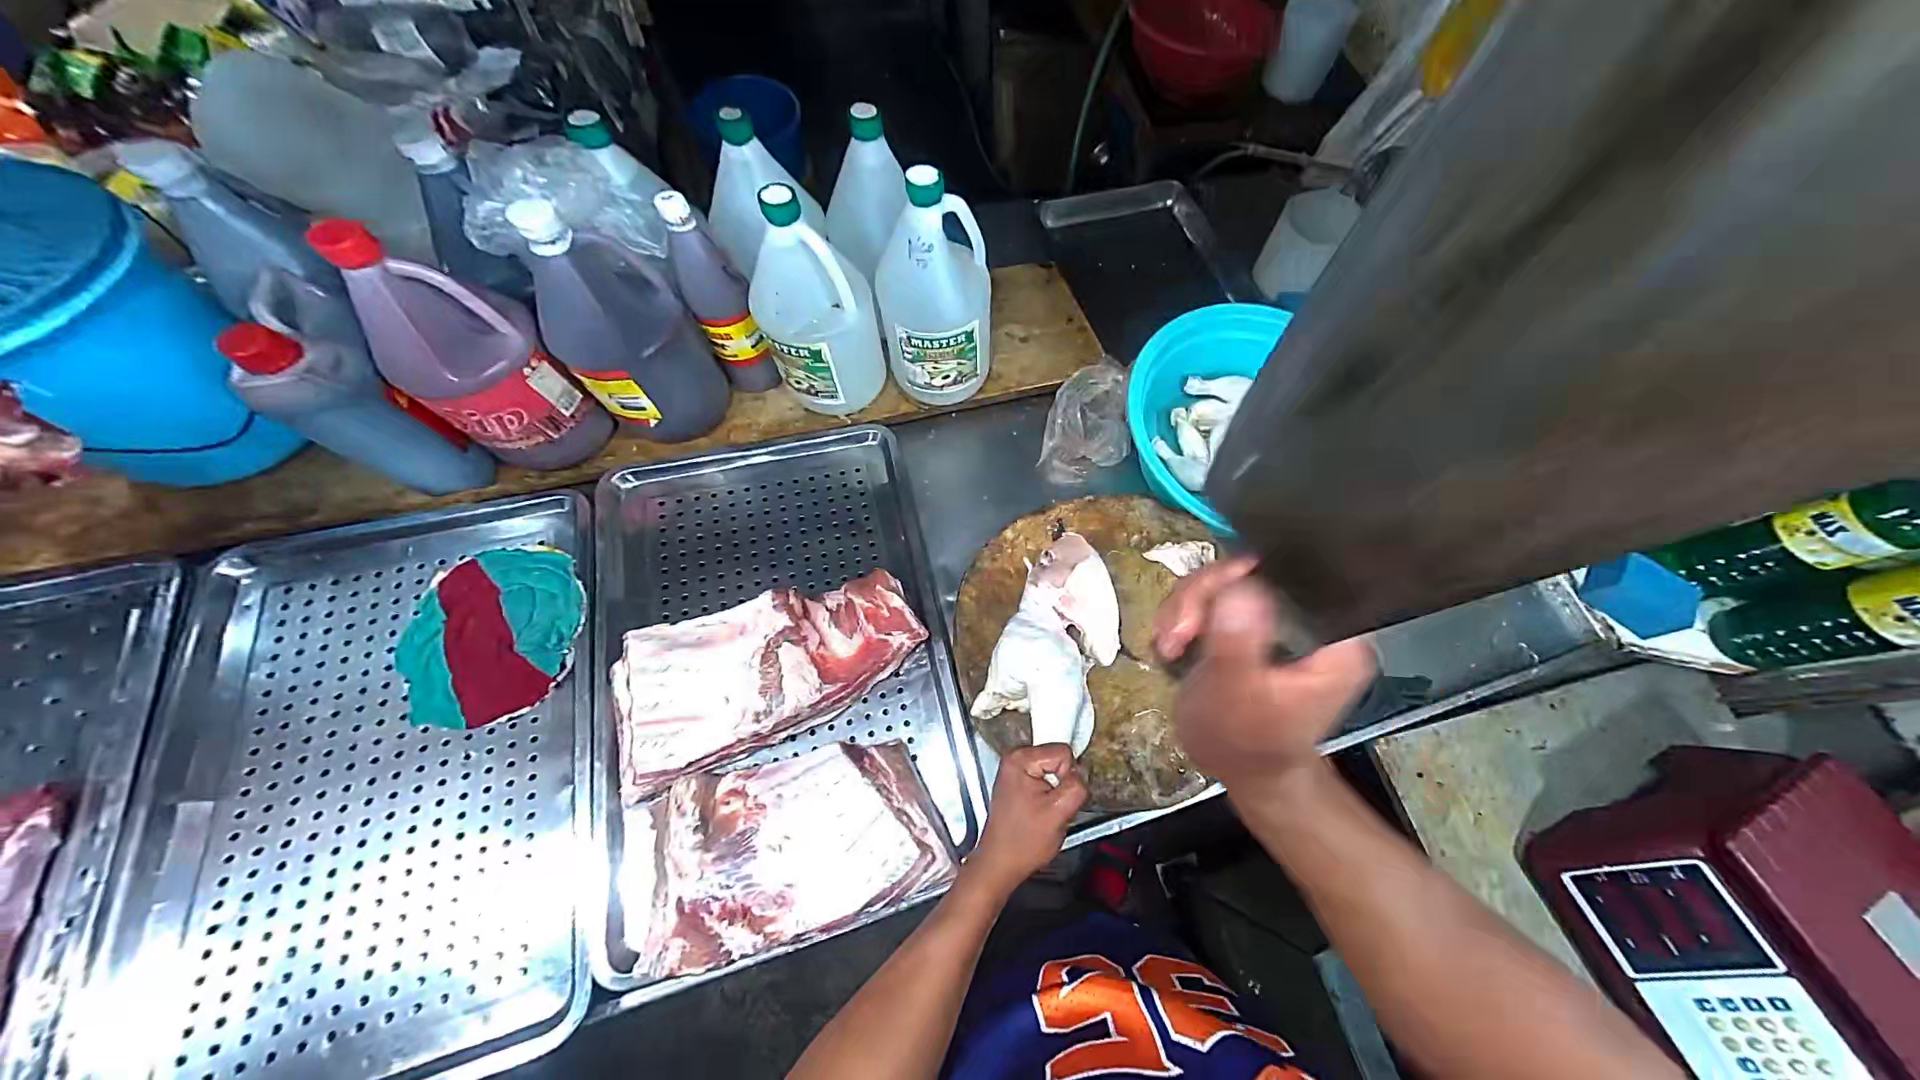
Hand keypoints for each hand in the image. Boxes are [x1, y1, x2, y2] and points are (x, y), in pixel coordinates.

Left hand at [966, 744, 1086, 895]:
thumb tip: (1080, 774)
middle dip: (1061, 784)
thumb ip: (1076, 786)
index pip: (1064, 752)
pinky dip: (1048, 795)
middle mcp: (1014, 758)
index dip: (1068, 777)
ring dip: (1055, 791)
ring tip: (1042, 810)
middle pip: (1059, 759)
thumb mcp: (1059, 812)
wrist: (1002, 861)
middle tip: (1050, 807)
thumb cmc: (1023, 841)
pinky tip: (1038, 810)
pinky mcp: (1017, 781)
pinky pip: (1046, 780)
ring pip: (1055, 771)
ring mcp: (1015, 770)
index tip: (1056, 798)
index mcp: (1020, 759)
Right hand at [1153, 558, 1375, 787]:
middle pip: (1246, 574)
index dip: (1243, 576)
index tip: (1206, 602)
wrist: (1238, 769)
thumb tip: (1239, 586)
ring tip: (1171, 644)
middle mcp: (1306, 622)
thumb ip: (1238, 641)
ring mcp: (1272, 622)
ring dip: (1184, 610)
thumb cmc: (1247, 744)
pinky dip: (1182, 617)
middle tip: (1179, 632)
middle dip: (1200, 599)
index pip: (1289, 578)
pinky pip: (1208, 601)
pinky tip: (1173, 644)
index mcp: (1331, 638)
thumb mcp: (1239, 695)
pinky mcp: (1245, 626)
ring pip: (1219, 584)